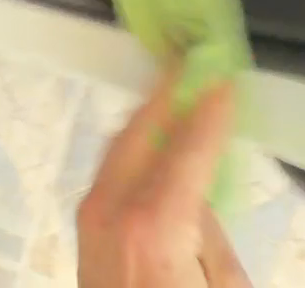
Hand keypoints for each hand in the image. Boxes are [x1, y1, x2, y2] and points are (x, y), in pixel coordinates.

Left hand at [76, 69, 247, 287]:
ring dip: (146, 119)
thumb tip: (194, 194)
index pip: (184, 151)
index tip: (220, 77)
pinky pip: (111, 173)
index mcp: (152, 225)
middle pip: (137, 133)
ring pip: (119, 148)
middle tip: (188, 65)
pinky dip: (134, 149)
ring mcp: (89, 219)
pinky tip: (154, 145)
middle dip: (163, 97)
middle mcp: (110, 210)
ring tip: (175, 93)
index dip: (206, 113)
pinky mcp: (85, 232)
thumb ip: (211, 240)